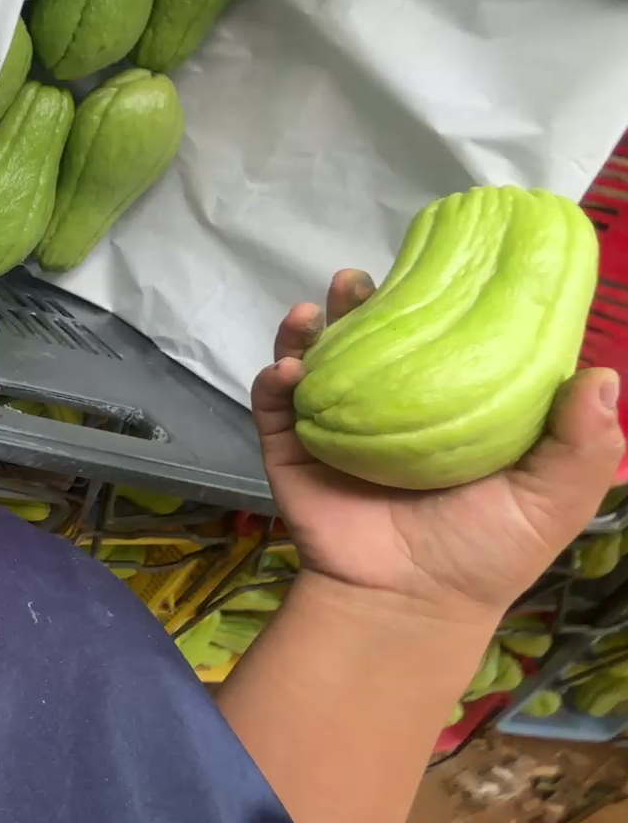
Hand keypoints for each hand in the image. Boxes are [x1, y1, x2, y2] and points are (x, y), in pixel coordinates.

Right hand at [254, 270, 624, 624]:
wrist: (405, 595)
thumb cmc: (486, 547)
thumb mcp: (552, 499)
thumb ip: (582, 445)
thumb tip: (603, 370)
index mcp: (437, 409)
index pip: (431, 345)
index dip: (431, 306)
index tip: (436, 269)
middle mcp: (379, 406)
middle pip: (360, 341)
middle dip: (353, 305)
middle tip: (354, 277)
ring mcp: (326, 422)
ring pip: (309, 361)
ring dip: (302, 332)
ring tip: (308, 310)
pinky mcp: (285, 442)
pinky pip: (270, 403)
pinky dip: (273, 380)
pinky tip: (287, 370)